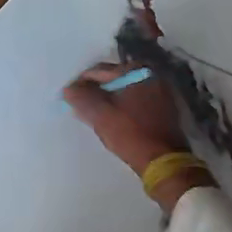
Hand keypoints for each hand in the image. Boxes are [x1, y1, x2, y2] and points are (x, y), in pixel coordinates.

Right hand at [63, 63, 212, 208]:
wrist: (163, 161)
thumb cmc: (130, 133)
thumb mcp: (99, 113)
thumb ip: (80, 96)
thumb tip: (69, 88)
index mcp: (137, 71)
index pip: (98, 71)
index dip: (80, 84)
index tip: (69, 98)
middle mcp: (152, 75)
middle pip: (112, 79)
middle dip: (94, 92)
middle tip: (78, 106)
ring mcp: (160, 91)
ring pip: (123, 91)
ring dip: (106, 100)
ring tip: (91, 115)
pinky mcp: (163, 108)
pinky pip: (134, 101)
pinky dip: (120, 107)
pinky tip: (110, 119)